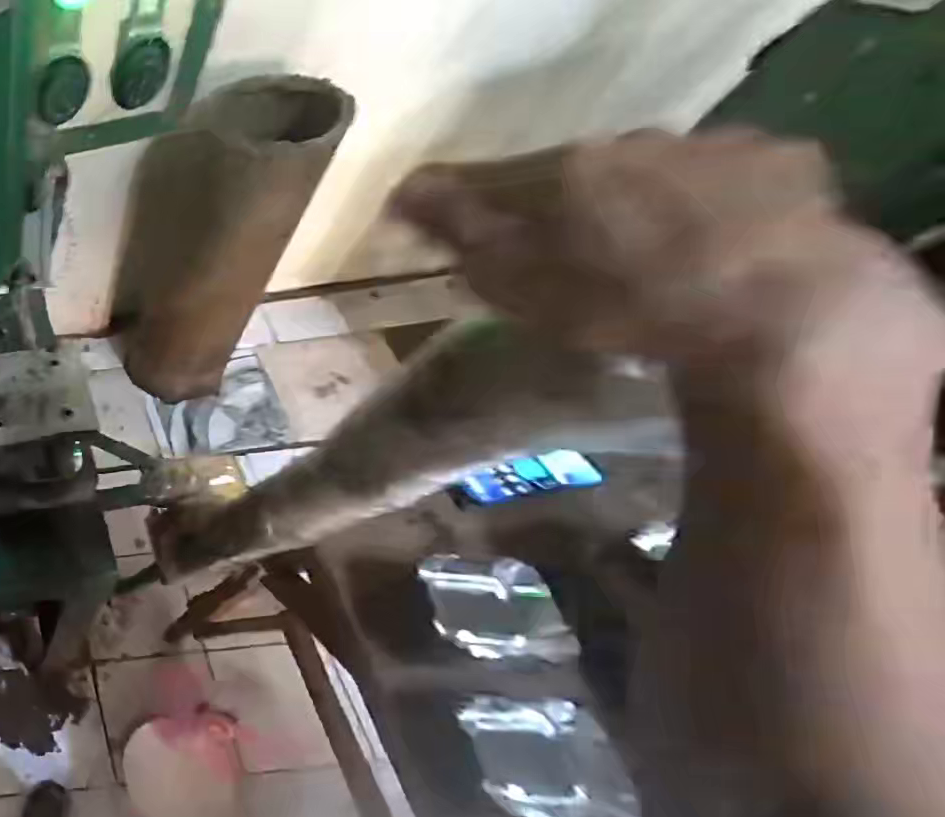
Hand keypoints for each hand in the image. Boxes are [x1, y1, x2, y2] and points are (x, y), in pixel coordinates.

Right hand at [390, 128, 902, 366]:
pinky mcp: (782, 165)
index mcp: (564, 167)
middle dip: (547, 208)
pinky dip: (689, 207)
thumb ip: (458, 227)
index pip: (490, 178)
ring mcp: (713, 146)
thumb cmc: (612, 301)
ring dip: (620, 206)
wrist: (767, 308)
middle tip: (540, 258)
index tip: (449, 237)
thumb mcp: (508, 277)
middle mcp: (635, 140)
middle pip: (569, 173)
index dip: (464, 207)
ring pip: (641, 173)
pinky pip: (713, 181)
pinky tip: (689, 248)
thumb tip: (403, 188)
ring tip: (618, 259)